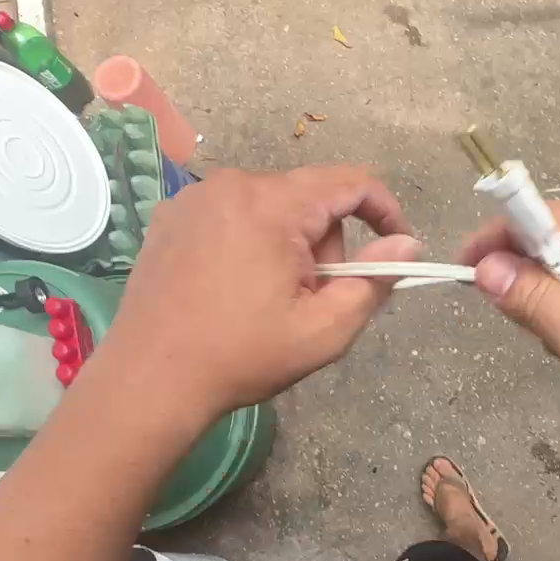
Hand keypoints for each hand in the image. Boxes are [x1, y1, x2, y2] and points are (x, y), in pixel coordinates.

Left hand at [91, 166, 419, 443]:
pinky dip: (252, 247)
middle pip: (310, 201)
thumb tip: (407, 243)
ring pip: (273, 210)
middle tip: (310, 303)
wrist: (152, 378)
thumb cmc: (244, 356)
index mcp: (272, 206)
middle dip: (326, 248)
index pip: (350, 182)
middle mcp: (231, 184)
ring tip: (270, 304)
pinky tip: (236, 293)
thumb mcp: (325, 330)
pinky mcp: (172, 218)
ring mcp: (195, 198)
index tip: (397, 248)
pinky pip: (235, 218)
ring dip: (289, 250)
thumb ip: (373, 282)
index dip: (385, 211)